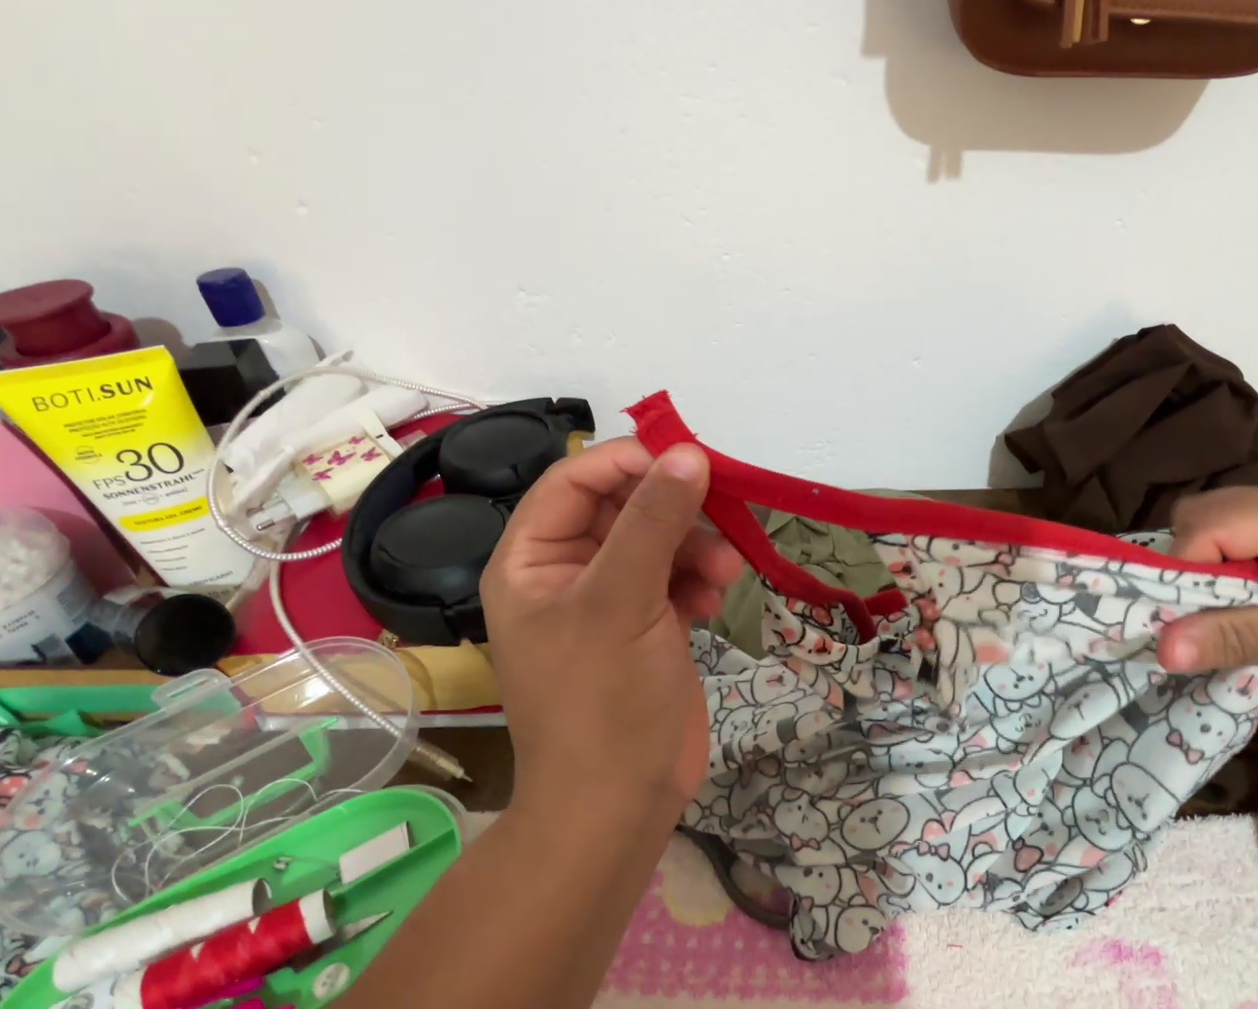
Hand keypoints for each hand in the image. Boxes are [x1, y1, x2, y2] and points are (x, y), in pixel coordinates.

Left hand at [481, 438, 742, 825]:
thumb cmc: (602, 701)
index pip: (575, 479)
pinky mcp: (645, 625)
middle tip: (721, 516)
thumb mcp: (623, 601)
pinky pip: (675, 577)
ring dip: (696, 547)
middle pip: (624, 506)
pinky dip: (698, 580)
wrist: (618, 806)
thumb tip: (688, 452)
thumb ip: (654, 521)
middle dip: (674, 512)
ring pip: (658, 540)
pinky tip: (715, 603)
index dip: (628, 463)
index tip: (687, 463)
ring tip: (725, 574)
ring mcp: (608, 600)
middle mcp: (566, 571)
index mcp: (532, 559)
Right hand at [1157, 479, 1257, 723]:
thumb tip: (1158, 647)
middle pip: (1209, 519)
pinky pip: (1252, 550)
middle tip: (1199, 624)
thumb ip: (1234, 635)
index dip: (1181, 570)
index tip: (1174, 624)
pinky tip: (1251, 617)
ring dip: (1215, 579)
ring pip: (1226, 535)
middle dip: (1191, 570)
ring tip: (1225, 625)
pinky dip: (1238, 583)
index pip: (1207, 522)